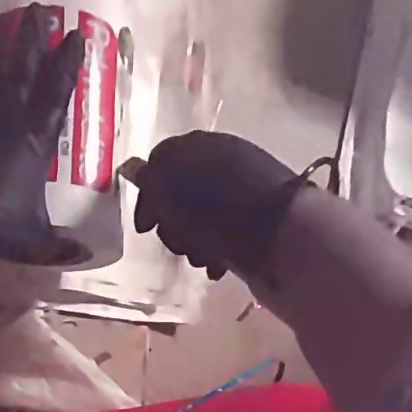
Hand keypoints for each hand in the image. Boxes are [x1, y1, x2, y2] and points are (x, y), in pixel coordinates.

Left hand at [0, 7, 88, 268]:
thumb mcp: (35, 240)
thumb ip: (60, 245)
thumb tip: (84, 256)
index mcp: (34, 139)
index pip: (56, 91)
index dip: (68, 62)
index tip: (76, 35)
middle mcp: (5, 117)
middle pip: (20, 67)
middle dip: (30, 36)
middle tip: (36, 9)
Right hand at [133, 131, 306, 280]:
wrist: (280, 235)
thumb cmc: (216, 207)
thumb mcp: (170, 184)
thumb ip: (149, 175)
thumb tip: (131, 169)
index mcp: (199, 146)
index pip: (160, 165)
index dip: (148, 197)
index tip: (145, 227)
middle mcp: (220, 165)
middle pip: (177, 198)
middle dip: (171, 225)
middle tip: (178, 242)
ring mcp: (239, 195)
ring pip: (198, 221)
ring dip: (191, 243)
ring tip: (201, 258)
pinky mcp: (254, 224)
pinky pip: (220, 238)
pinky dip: (213, 251)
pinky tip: (216, 265)